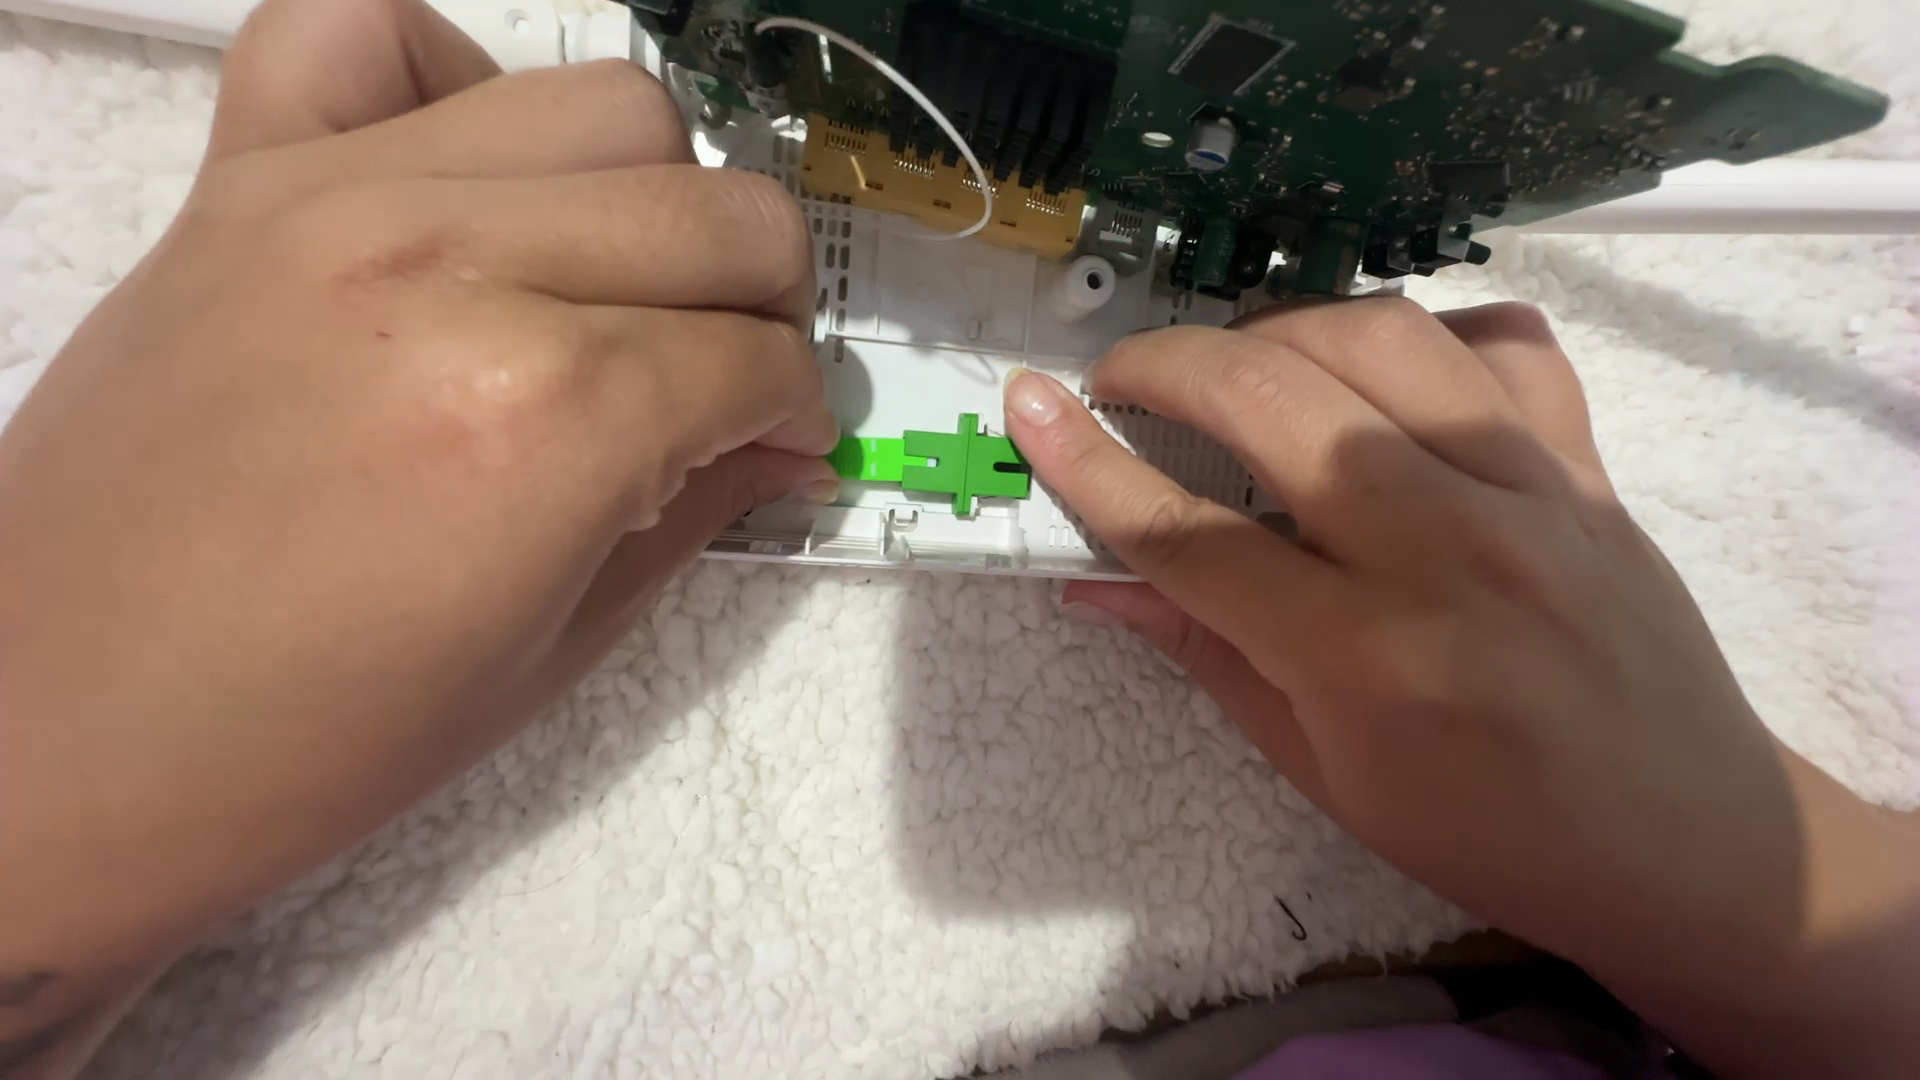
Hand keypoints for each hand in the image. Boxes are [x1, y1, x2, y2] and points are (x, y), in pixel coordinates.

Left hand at [0, 0, 836, 1043]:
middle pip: (729, 214)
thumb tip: (798, 449)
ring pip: (615, 108)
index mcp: (556, 416)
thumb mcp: (580, 637)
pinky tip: (491, 197)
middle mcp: (466, 266)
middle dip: (777, 305)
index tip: (789, 447)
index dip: (800, 412)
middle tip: (742, 376)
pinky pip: (381, 35)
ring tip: (640, 292)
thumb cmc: (349, 728)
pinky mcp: (243, 171)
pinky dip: (468, 95)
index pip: (761, 361)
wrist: (56, 732)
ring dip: (670, 206)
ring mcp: (342, 193)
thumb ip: (711, 506)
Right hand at [1004, 299, 1919, 1078]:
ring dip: (1272, 331)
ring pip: (1375, 340)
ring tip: (1230, 365)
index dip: (1087, 462)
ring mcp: (1529, 488)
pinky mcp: (1587, 464)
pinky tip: (1374, 369)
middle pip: (1268, 399)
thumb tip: (1095, 583)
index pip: (1184, 532)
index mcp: (1359, 651)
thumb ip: (1200, 651)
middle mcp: (1442, 547)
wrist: (1691, 846)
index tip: (1030, 406)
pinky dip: (1420, 332)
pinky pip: (1500, 345)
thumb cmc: (1476, 828)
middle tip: (1118, 376)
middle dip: (1164, 365)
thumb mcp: (1311, 765)